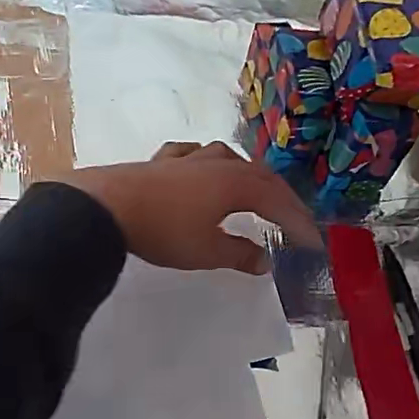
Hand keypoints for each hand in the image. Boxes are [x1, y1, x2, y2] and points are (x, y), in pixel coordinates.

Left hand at [61, 142, 321, 274]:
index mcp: (235, 184)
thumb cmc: (164, 231)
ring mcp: (188, 158)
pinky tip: (202, 164)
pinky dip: (209, 161)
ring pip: (229, 157)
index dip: (298, 222)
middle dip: (281, 198)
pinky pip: (195, 155)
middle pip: (260, 175)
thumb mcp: (206, 251)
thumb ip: (239, 255)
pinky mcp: (162, 161)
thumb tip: (265, 262)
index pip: (278, 201)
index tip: (313, 242)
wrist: (106, 207)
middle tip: (294, 219)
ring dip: (249, 173)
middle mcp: (218, 164)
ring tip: (255, 188)